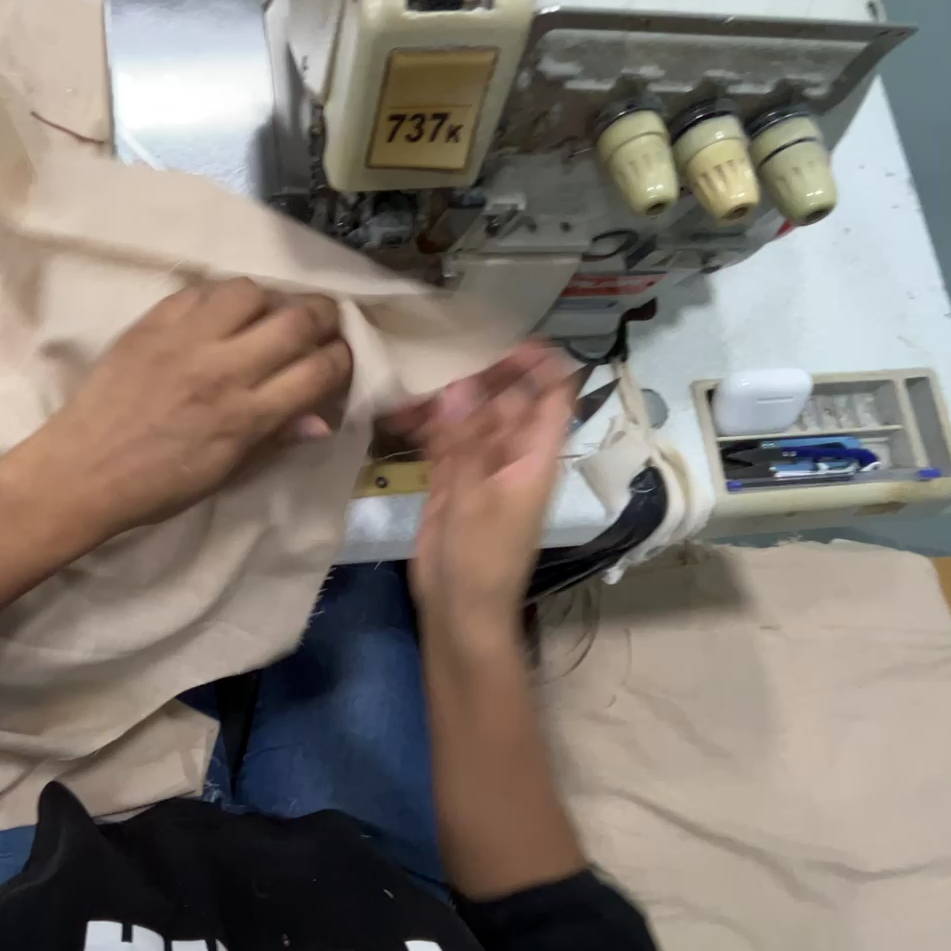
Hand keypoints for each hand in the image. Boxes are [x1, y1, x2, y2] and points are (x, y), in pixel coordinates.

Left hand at [0, 278, 351, 553]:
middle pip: (297, 320)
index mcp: (245, 416)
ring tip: (266, 315)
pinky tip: (220, 314)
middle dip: (324, 316)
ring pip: (250, 291)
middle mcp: (223, 369)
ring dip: (270, 300)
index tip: (341, 358)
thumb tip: (322, 419)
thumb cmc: (156, 486)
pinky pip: (201, 289)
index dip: (343, 359)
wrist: (82, 470)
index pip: (319, 370)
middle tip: (322, 322)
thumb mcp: (224, 474)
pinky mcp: (152, 322)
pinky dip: (221, 297)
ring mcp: (186, 339)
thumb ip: (274, 439)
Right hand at [403, 343, 577, 650]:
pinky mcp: (450, 481)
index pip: (552, 394)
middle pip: (504, 399)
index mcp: (535, 456)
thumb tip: (460, 383)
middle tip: (434, 349)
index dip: (536, 363)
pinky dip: (425, 424)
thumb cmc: (482, 560)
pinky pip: (442, 441)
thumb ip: (465, 440)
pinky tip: (398, 408)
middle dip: (477, 373)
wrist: (460, 611)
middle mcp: (510, 454)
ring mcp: (478, 467)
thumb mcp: (475, 498)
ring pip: (467, 418)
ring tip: (408, 375)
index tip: (498, 339)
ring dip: (444, 398)